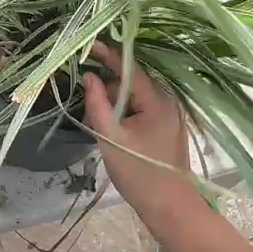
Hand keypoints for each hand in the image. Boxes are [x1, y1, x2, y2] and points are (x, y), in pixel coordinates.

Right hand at [83, 42, 192, 210]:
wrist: (169, 206)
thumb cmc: (139, 173)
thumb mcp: (110, 137)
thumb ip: (97, 104)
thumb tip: (88, 77)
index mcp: (157, 101)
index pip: (130, 68)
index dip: (108, 54)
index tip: (88, 44)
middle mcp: (167, 101)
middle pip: (132, 80)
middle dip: (107, 81)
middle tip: (82, 84)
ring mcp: (169, 113)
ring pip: (135, 95)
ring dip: (114, 98)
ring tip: (91, 111)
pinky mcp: (166, 126)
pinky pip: (141, 108)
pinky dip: (123, 110)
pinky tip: (107, 122)